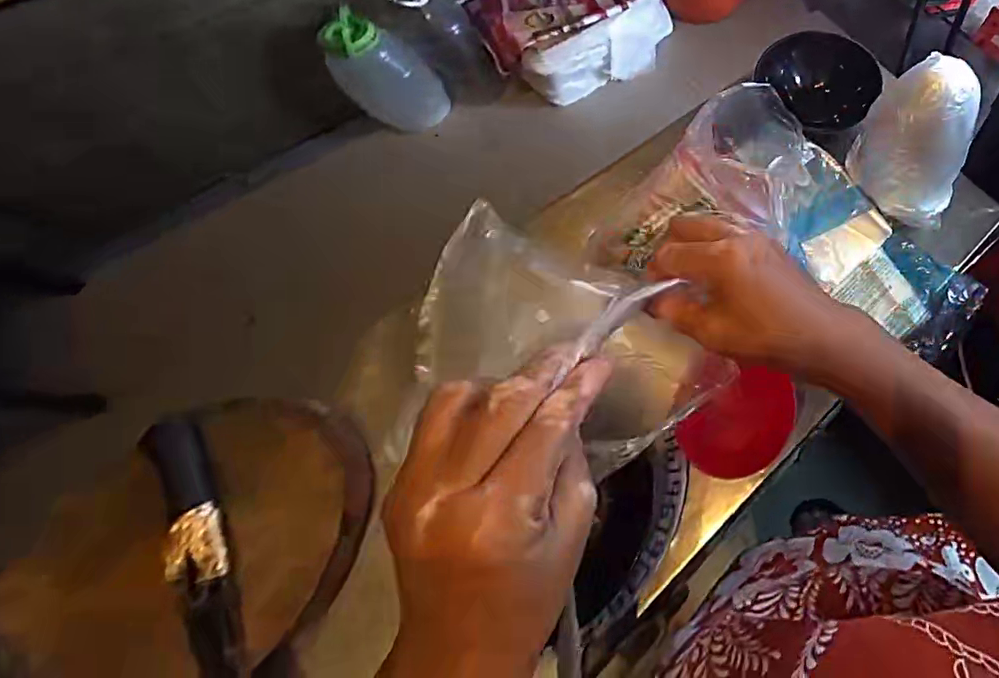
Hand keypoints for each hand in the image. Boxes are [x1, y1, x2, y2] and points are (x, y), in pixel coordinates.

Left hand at [380, 349, 613, 677]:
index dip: (578, 387)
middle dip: (546, 369)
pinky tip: (497, 409)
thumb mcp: (574, 527)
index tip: (602, 361)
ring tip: (534, 384)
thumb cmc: (530, 596)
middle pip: (502, 403)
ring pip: (458, 399)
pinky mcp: (397, 487)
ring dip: (503, 381)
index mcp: (499, 515)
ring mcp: (412, 489)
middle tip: (575, 351)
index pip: (546, 426)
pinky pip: (435, 420)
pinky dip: (472, 402)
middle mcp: (446, 495)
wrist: (454, 652)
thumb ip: (571, 459)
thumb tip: (570, 404)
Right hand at [646, 214, 882, 384]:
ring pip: (710, 224)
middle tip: (667, 277)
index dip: (654, 273)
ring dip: (693, 241)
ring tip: (690, 273)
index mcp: (721, 256)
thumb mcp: (715, 333)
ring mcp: (757, 235)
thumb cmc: (767, 337)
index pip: (671, 253)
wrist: (821, 333)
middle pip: (687, 225)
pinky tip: (717, 271)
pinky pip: (731, 231)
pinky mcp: (770, 242)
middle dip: (670, 247)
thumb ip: (680, 312)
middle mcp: (737, 235)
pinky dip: (714, 242)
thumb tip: (655, 301)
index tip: (650, 292)